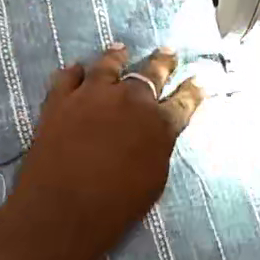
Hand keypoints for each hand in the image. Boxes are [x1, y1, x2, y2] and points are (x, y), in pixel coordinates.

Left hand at [0, 45, 204, 259]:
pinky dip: (75, 72)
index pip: (184, 101)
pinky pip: (68, 76)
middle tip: (168, 51)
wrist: (62, 209)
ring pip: (108, 65)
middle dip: (163, 62)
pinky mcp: (59, 99)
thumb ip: (157, 149)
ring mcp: (92, 95)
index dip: (193, 90)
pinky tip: (76, 69)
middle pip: (151, 74)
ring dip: (118, 56)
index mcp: (159, 124)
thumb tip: (153, 136)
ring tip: (121, 49)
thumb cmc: (115, 206)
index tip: (199, 80)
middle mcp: (130, 101)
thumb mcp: (153, 180)